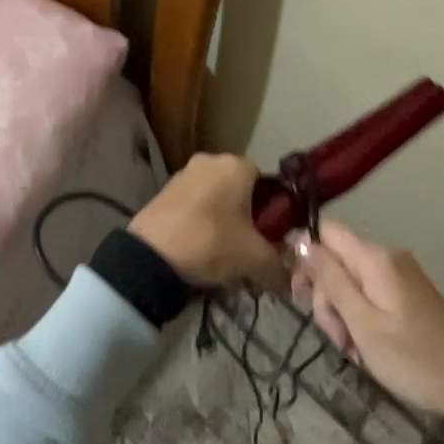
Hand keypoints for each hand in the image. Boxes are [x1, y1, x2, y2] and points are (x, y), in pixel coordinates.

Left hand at [129, 154, 285, 290]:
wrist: (151, 256)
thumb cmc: (212, 243)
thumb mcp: (255, 259)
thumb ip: (280, 267)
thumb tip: (293, 282)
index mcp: (236, 165)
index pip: (267, 182)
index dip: (273, 211)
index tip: (270, 236)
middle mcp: (209, 161)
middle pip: (240, 189)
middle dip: (247, 216)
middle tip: (249, 247)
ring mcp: (182, 174)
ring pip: (215, 197)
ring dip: (223, 220)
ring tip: (223, 253)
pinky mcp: (163, 192)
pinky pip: (193, 205)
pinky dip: (200, 222)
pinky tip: (200, 248)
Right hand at [293, 219, 443, 437]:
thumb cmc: (413, 359)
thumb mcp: (363, 323)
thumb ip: (330, 280)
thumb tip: (300, 240)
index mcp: (375, 258)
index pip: (325, 231)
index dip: (305, 256)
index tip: (300, 294)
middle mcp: (387, 258)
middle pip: (335, 259)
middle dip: (326, 296)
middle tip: (336, 336)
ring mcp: (399, 276)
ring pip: (349, 281)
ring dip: (342, 313)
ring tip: (353, 348)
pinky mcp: (407, 294)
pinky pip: (368, 294)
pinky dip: (360, 318)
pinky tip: (366, 347)